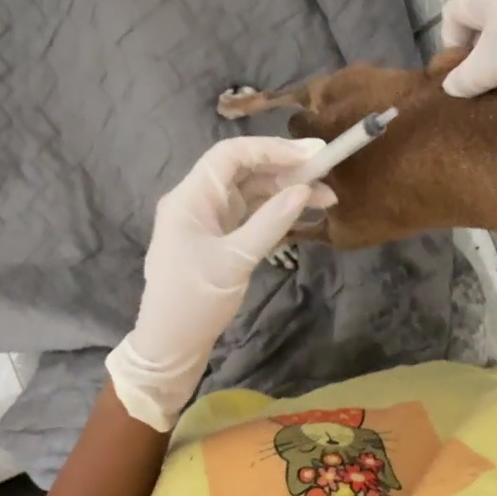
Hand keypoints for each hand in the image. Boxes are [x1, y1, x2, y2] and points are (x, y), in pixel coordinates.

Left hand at [107, 137, 335, 430]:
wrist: (169, 346)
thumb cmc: (194, 302)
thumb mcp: (235, 260)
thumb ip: (271, 221)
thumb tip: (306, 189)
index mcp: (190, 197)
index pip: (231, 154)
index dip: (272, 148)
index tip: (312, 153)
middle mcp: (196, 200)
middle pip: (243, 169)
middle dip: (285, 169)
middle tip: (327, 172)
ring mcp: (207, 220)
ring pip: (250, 191)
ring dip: (285, 191)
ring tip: (326, 198)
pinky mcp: (217, 238)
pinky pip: (249, 213)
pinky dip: (275, 211)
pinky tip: (304, 213)